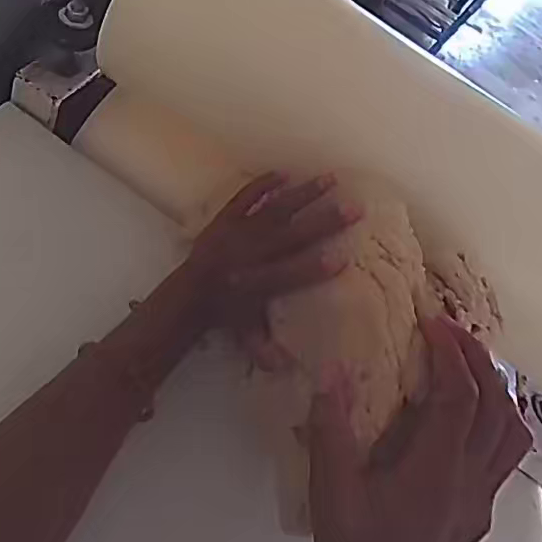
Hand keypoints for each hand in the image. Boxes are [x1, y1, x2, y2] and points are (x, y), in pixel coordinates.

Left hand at [175, 173, 357, 337]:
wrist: (187, 293)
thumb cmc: (225, 314)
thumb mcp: (246, 334)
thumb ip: (266, 350)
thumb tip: (288, 368)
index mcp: (255, 285)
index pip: (290, 274)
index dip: (316, 267)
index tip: (344, 257)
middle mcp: (248, 256)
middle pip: (291, 236)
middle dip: (324, 221)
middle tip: (354, 207)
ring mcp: (237, 233)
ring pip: (275, 210)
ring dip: (303, 194)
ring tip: (330, 179)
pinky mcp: (225, 219)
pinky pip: (245, 197)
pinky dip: (263, 184)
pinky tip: (285, 173)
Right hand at [307, 318, 532, 541]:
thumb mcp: (330, 490)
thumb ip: (329, 431)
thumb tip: (331, 373)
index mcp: (434, 474)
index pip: (460, 400)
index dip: (451, 354)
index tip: (432, 322)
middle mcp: (469, 481)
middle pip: (496, 407)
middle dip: (477, 358)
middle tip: (450, 327)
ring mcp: (482, 496)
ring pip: (512, 429)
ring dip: (496, 385)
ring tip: (467, 357)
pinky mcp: (483, 505)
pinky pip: (506, 449)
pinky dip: (497, 413)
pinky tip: (472, 403)